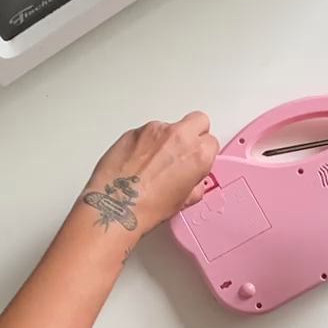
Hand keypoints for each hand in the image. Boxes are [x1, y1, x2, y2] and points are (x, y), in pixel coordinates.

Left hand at [74, 113, 218, 241]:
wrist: (116, 206)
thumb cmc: (147, 207)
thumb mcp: (183, 200)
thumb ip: (194, 181)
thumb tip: (191, 177)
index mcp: (198, 154)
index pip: (212, 142)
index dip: (204, 153)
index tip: (196, 162)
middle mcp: (179, 136)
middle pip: (198, 120)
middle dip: (194, 133)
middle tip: (183, 152)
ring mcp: (155, 130)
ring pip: (170, 126)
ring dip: (166, 140)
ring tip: (153, 163)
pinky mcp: (134, 131)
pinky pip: (146, 132)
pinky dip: (145, 143)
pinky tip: (138, 163)